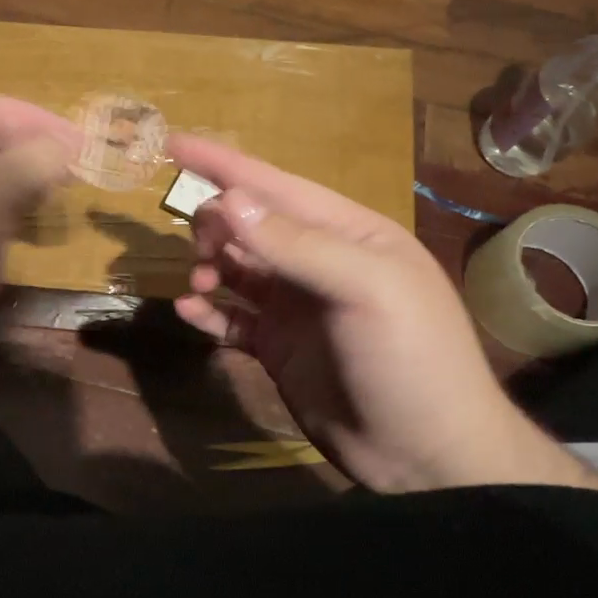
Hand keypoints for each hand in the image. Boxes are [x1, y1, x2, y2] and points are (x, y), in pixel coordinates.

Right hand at [171, 136, 597, 494]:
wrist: (426, 454)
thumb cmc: (411, 359)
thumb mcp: (366, 289)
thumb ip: (297, 244)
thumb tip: (228, 200)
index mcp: (350, 234)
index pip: (276, 187)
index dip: (224, 164)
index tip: (171, 144)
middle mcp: (320, 263)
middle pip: (251, 225)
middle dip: (215, 226)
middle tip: (200, 249)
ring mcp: (298, 307)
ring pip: (236, 269)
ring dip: (209, 268)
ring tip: (198, 284)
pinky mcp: (279, 347)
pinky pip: (232, 319)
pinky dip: (208, 312)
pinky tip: (190, 313)